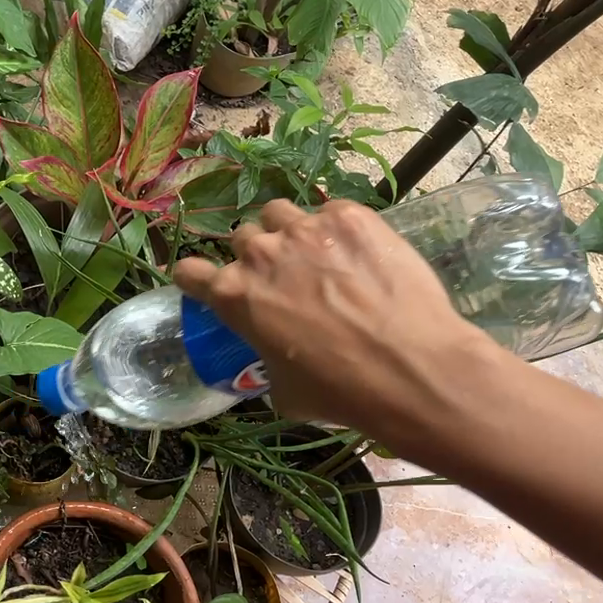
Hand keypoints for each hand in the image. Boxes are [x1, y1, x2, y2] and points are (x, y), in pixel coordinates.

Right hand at [171, 199, 500, 457]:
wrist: (413, 369)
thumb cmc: (340, 391)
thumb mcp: (282, 389)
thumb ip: (263, 357)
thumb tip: (273, 356)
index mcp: (233, 295)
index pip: (189, 270)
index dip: (198, 279)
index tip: (212, 285)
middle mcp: (260, 253)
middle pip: (241, 238)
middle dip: (257, 256)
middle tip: (284, 279)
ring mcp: (305, 228)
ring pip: (279, 214)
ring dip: (288, 232)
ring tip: (316, 254)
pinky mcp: (350, 216)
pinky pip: (329, 212)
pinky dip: (336, 229)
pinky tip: (357, 253)